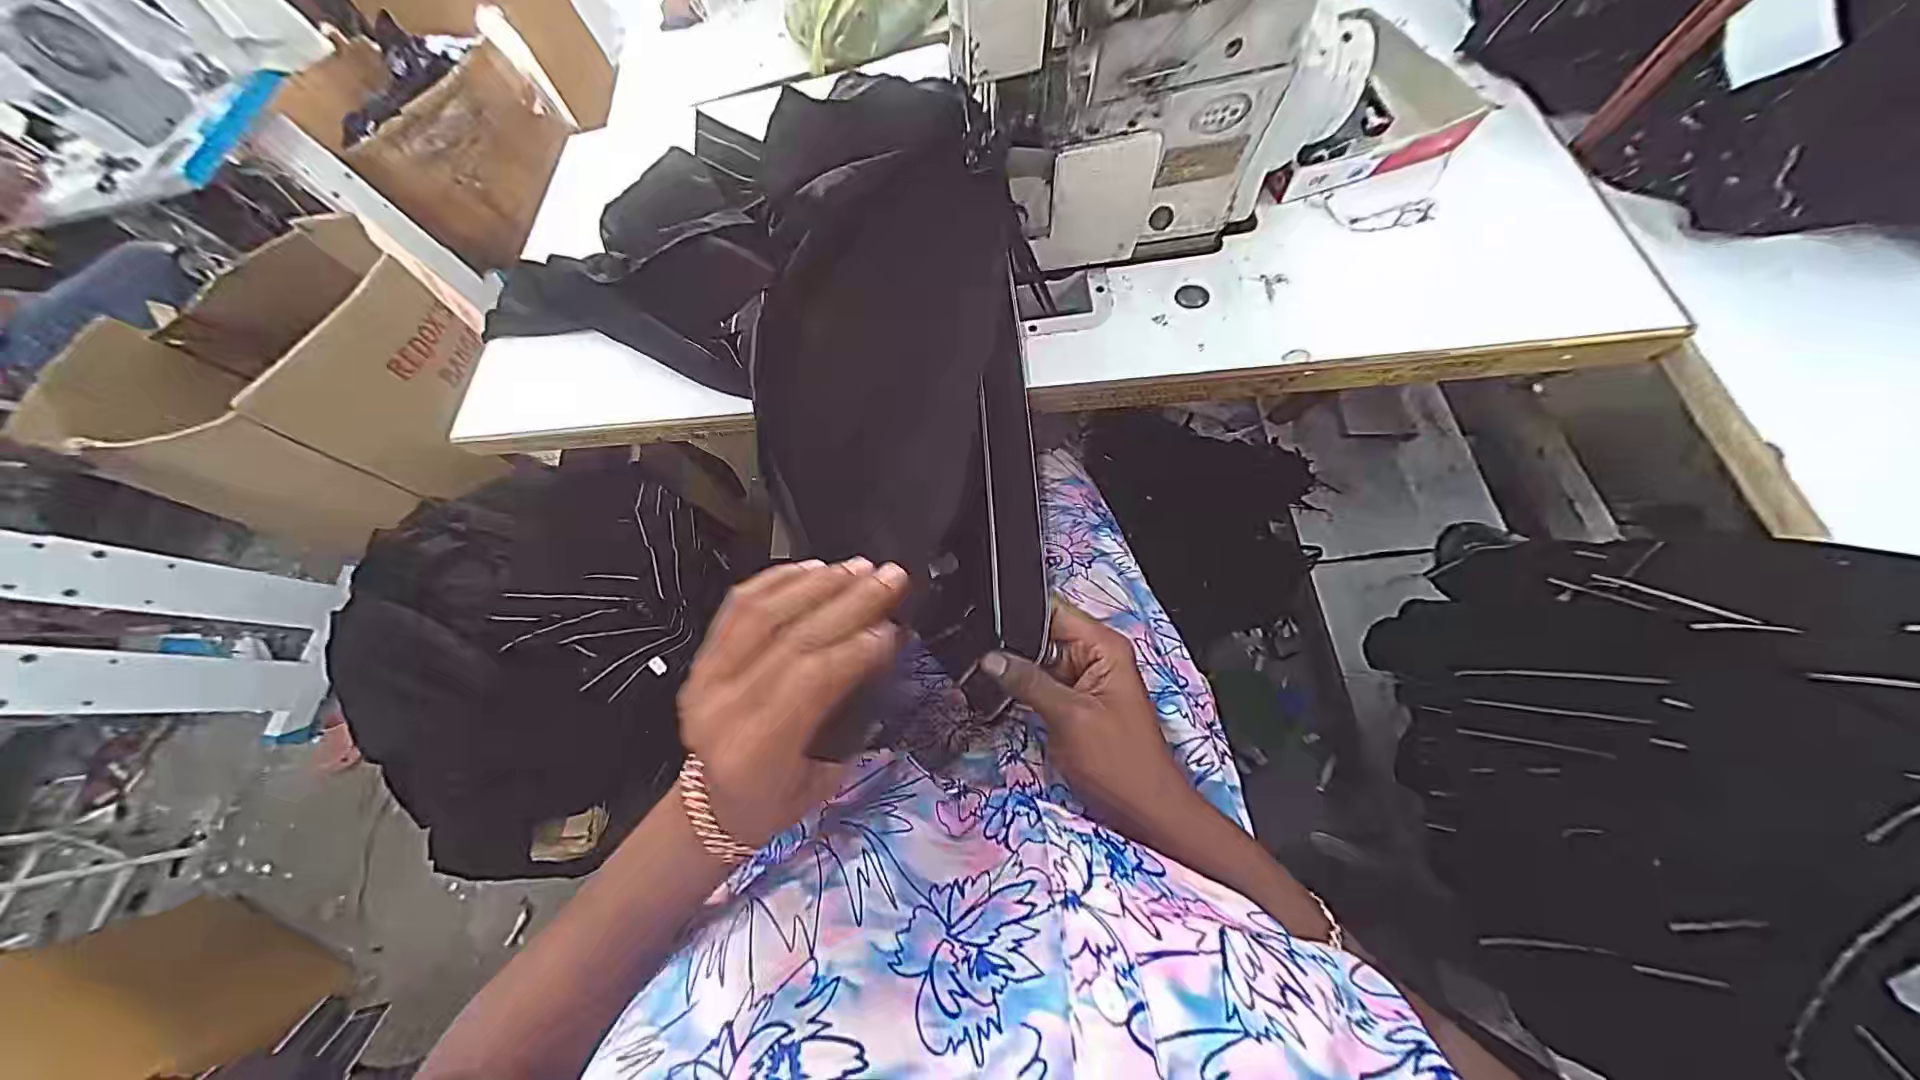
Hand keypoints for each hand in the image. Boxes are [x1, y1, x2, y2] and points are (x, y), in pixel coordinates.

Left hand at [677, 557, 907, 848]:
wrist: (715, 803)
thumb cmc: (775, 801)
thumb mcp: (825, 779)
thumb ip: (852, 717)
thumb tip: (882, 648)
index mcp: (754, 751)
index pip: (809, 680)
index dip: (855, 646)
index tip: (892, 628)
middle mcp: (722, 709)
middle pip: (792, 636)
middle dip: (849, 601)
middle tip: (888, 579)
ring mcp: (705, 677)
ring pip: (763, 612)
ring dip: (818, 583)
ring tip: (858, 568)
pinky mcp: (700, 658)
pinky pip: (739, 606)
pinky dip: (779, 579)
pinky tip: (813, 568)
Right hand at [981, 599, 1206, 847]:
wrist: (1144, 811)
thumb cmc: (1119, 764)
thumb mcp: (1068, 717)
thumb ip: (1028, 681)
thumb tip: (991, 657)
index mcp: (1104, 646)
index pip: (1055, 610)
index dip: (1018, 612)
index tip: (984, 619)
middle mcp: (1096, 655)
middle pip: (1043, 632)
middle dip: (1013, 644)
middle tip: (978, 654)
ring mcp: (1085, 678)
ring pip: (1038, 659)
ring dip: (1017, 669)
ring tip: (986, 674)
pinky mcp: (1075, 700)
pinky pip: (1043, 682)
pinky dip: (1025, 688)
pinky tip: (1005, 693)